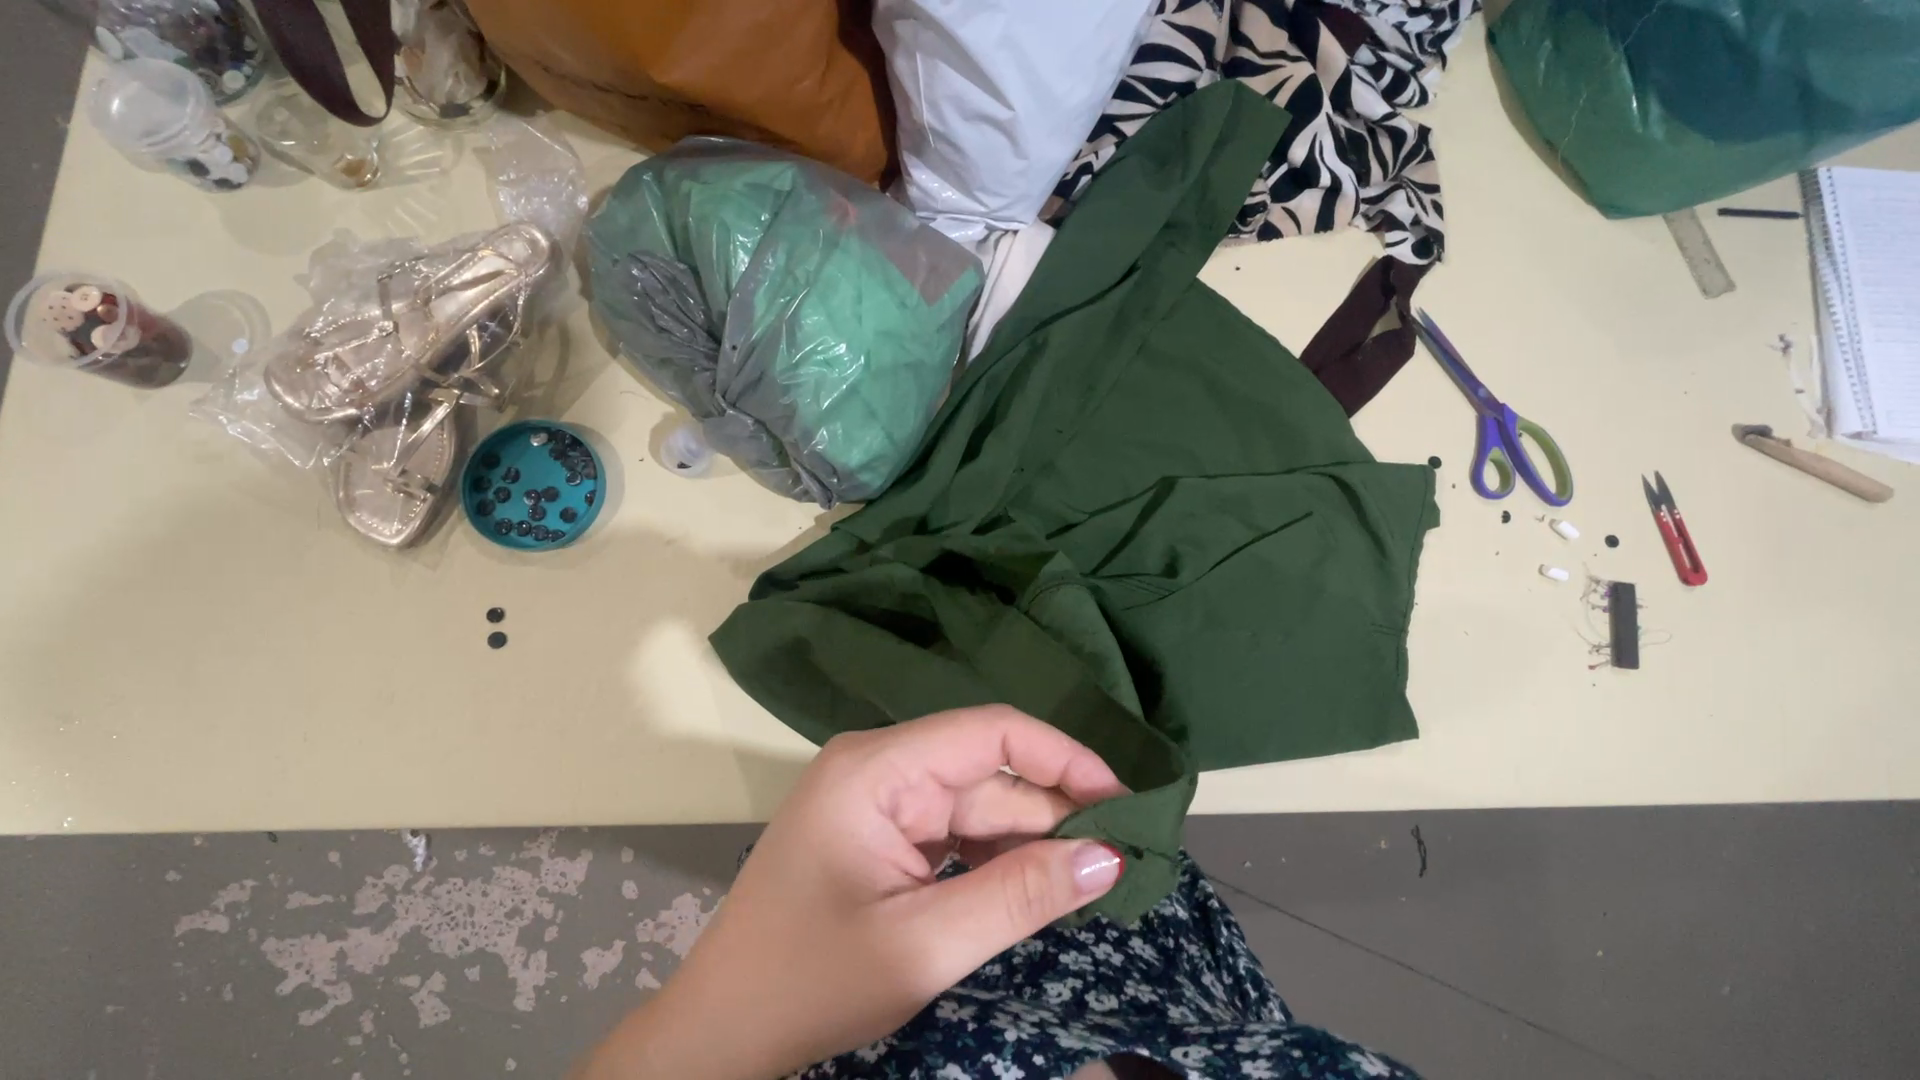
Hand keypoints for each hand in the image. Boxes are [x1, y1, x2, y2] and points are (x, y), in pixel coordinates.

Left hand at [574, 705, 1128, 1079]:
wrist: (723, 1031)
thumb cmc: (811, 981)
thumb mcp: (923, 944)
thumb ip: (1019, 895)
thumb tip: (1110, 855)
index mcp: (878, 768)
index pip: (991, 732)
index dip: (1064, 758)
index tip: (1126, 801)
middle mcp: (881, 768)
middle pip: (988, 772)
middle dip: (1056, 810)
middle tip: (1126, 854)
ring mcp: (880, 801)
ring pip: (978, 805)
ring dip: (1031, 839)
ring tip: (1096, 873)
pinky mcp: (884, 834)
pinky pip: (956, 832)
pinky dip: (998, 857)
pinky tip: (1040, 884)